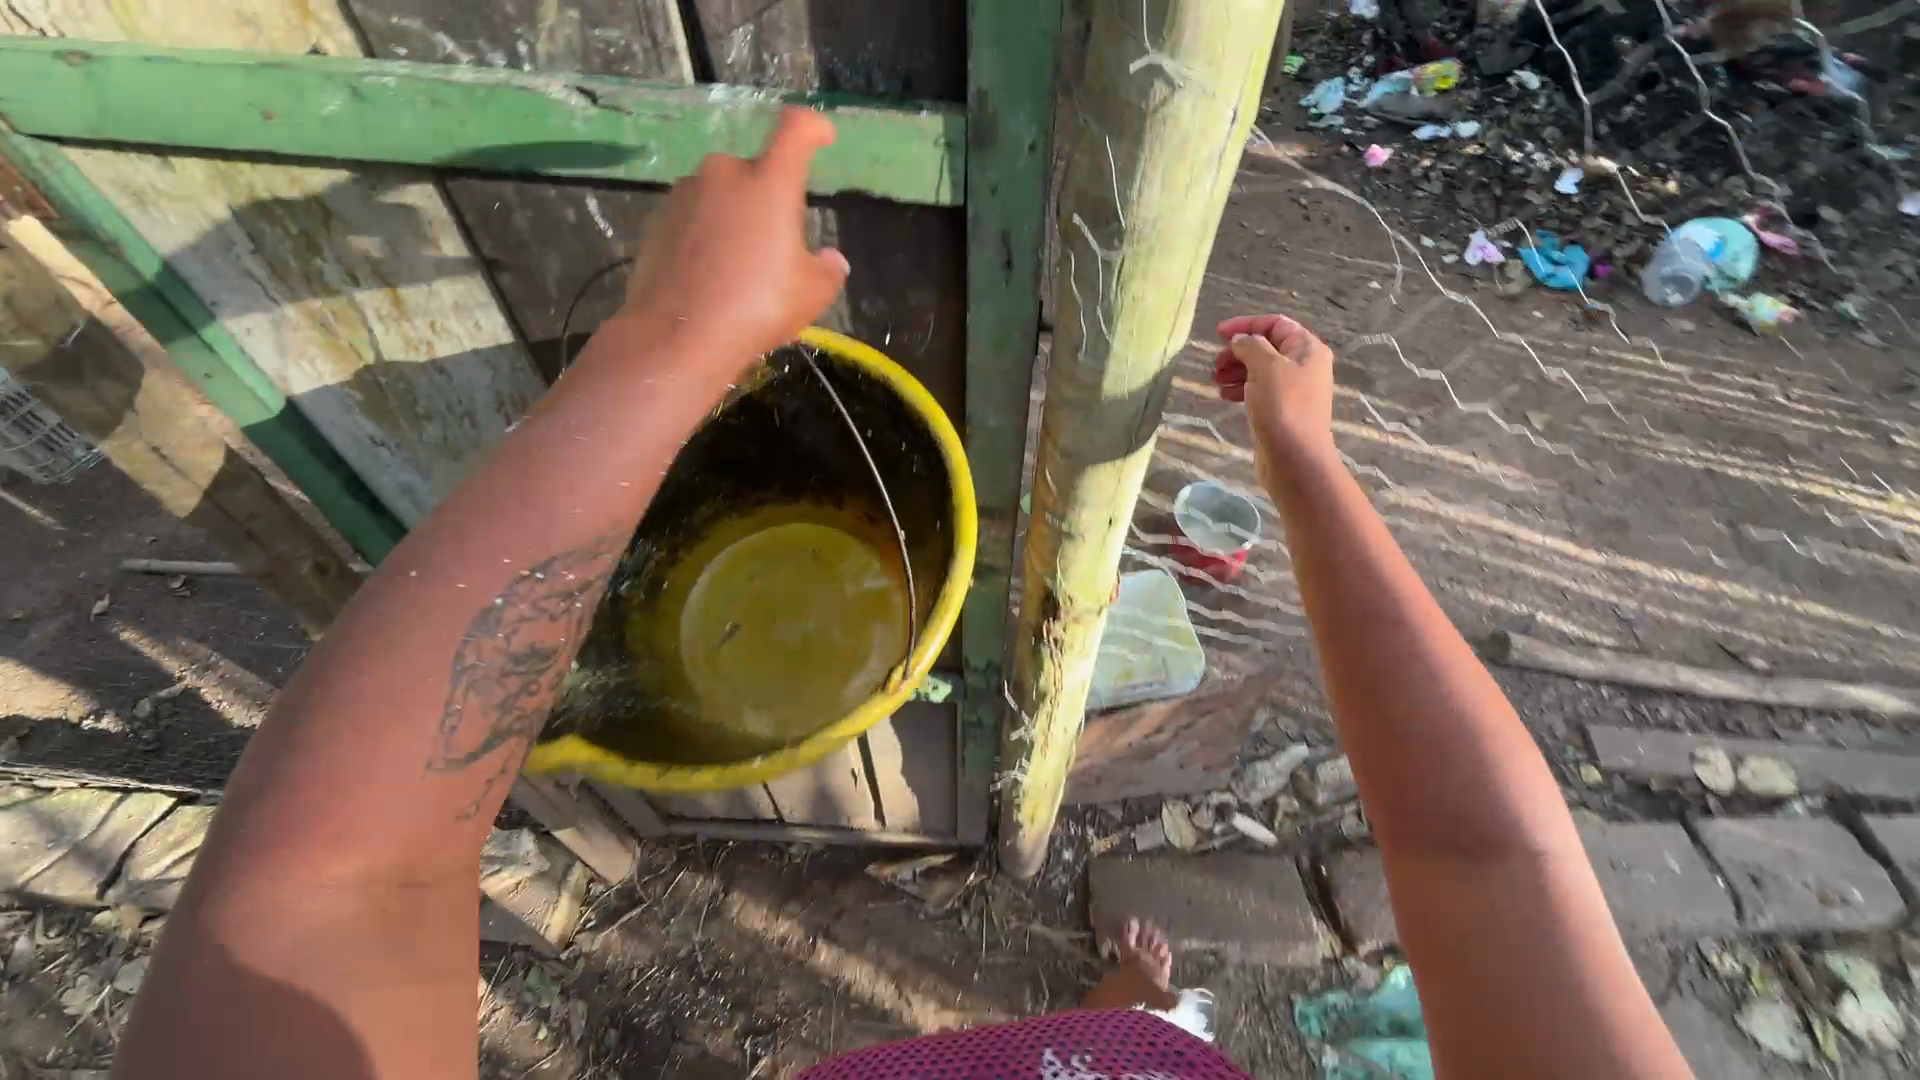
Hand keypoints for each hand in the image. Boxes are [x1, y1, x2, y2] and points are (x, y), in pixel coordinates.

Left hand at [616, 107, 849, 370]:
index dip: (813, 127)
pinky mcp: (658, 219)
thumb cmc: (758, 308)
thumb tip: (831, 260)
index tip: (823, 136)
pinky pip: (694, 218)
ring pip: (721, 196)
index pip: (795, 130)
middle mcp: (724, 174)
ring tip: (741, 269)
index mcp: (770, 183)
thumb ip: (828, 271)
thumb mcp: (812, 296)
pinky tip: (711, 277)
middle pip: (755, 173)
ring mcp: (685, 194)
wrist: (679, 336)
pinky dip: (707, 237)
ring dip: (736, 219)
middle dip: (769, 200)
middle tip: (777, 246)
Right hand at [1212, 314, 1336, 472]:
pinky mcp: (1281, 410)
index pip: (1275, 324)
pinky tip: (1224, 395)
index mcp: (1306, 349)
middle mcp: (1303, 365)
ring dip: (1235, 370)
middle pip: (1266, 347)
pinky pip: (1258, 390)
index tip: (1218, 334)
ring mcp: (1293, 389)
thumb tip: (1241, 340)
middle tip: (1215, 364)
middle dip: (1238, 351)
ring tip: (1215, 380)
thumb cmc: (1282, 407)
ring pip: (1259, 370)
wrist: (1294, 458)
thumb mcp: (1265, 367)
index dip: (1246, 324)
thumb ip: (1251, 346)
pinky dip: (1240, 388)